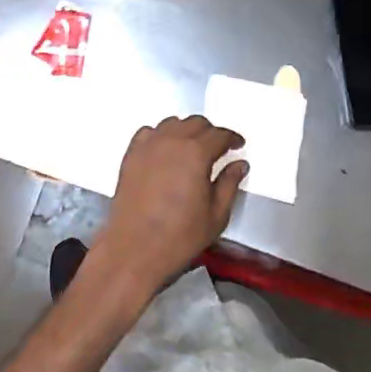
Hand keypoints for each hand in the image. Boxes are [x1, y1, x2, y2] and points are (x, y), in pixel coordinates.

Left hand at [94, 116, 248, 294]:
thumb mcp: (216, 215)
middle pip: (196, 123)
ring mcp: (148, 145)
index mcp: (196, 153)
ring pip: (172, 124)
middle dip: (211, 133)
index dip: (232, 138)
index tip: (237, 145)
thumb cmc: (179, 236)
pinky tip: (165, 150)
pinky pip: (149, 133)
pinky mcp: (131, 155)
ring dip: (186, 131)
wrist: (135, 248)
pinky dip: (161, 136)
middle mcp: (171, 141)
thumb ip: (229, 184)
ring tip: (192, 148)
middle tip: (218, 148)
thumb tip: (239, 164)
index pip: (219, 135)